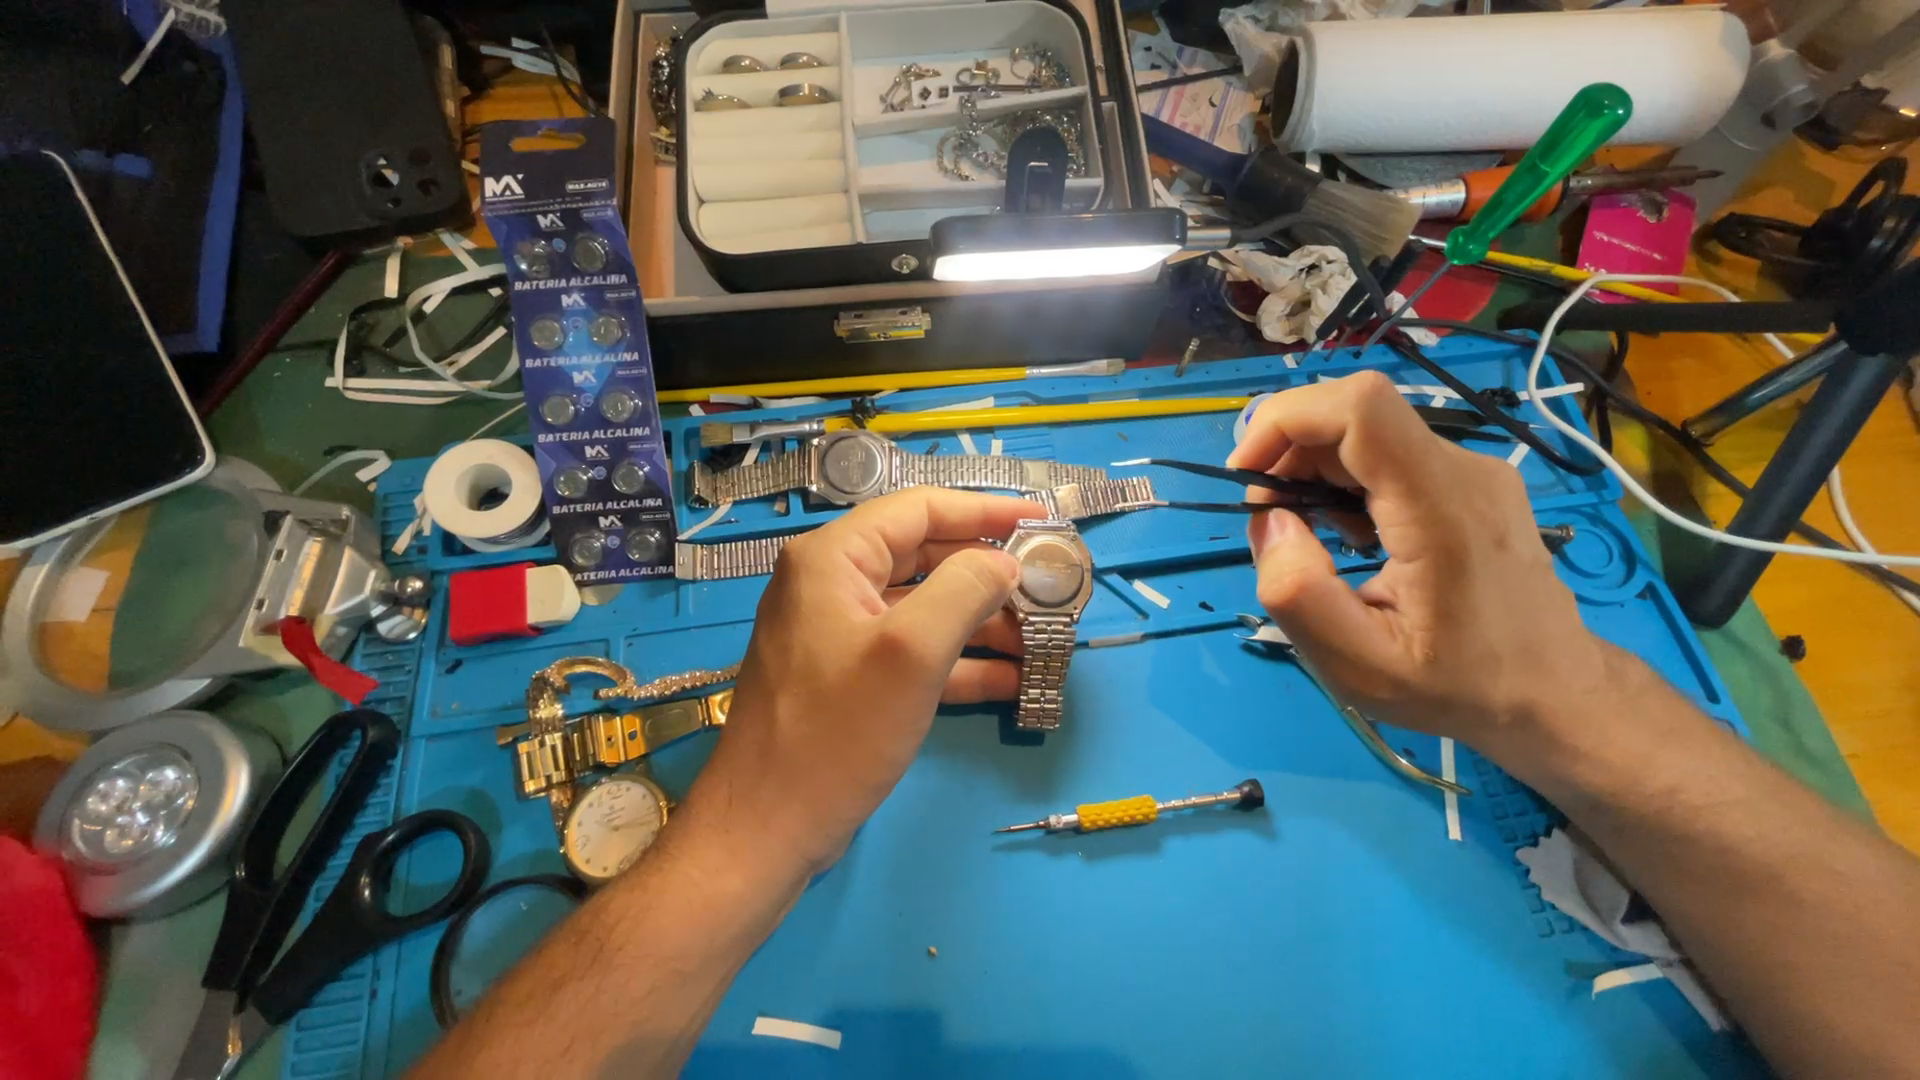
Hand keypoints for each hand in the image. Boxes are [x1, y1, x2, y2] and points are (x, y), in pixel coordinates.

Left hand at [676, 488, 1042, 878]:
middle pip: (927, 558)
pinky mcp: (851, 678)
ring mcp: (841, 634)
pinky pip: (913, 653)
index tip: (1042, 521)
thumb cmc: (836, 732)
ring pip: (925, 609)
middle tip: (1049, 589)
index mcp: (835, 558)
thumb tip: (1003, 563)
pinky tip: (1010, 681)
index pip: (921, 509)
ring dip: (983, 622)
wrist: (765, 830)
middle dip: (990, 575)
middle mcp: (833, 584)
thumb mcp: (911, 652)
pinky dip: (959, 662)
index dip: (986, 510)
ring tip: (1042, 640)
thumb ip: (964, 590)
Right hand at [1229, 372, 1612, 748]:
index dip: (1285, 420)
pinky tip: (1345, 534)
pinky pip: (1385, 453)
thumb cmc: (1457, 686)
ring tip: (1306, 537)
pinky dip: (1340, 479)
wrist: (1554, 696)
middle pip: (1353, 413)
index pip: (1359, 408)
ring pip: (1364, 430)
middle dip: (1286, 450)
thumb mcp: (1357, 667)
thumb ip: (1297, 592)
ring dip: (1310, 469)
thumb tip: (1269, 519)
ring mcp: (1470, 471)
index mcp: (1441, 508)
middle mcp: (1463, 469)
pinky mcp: (1466, 481)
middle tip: (1267, 518)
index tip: (1245, 476)